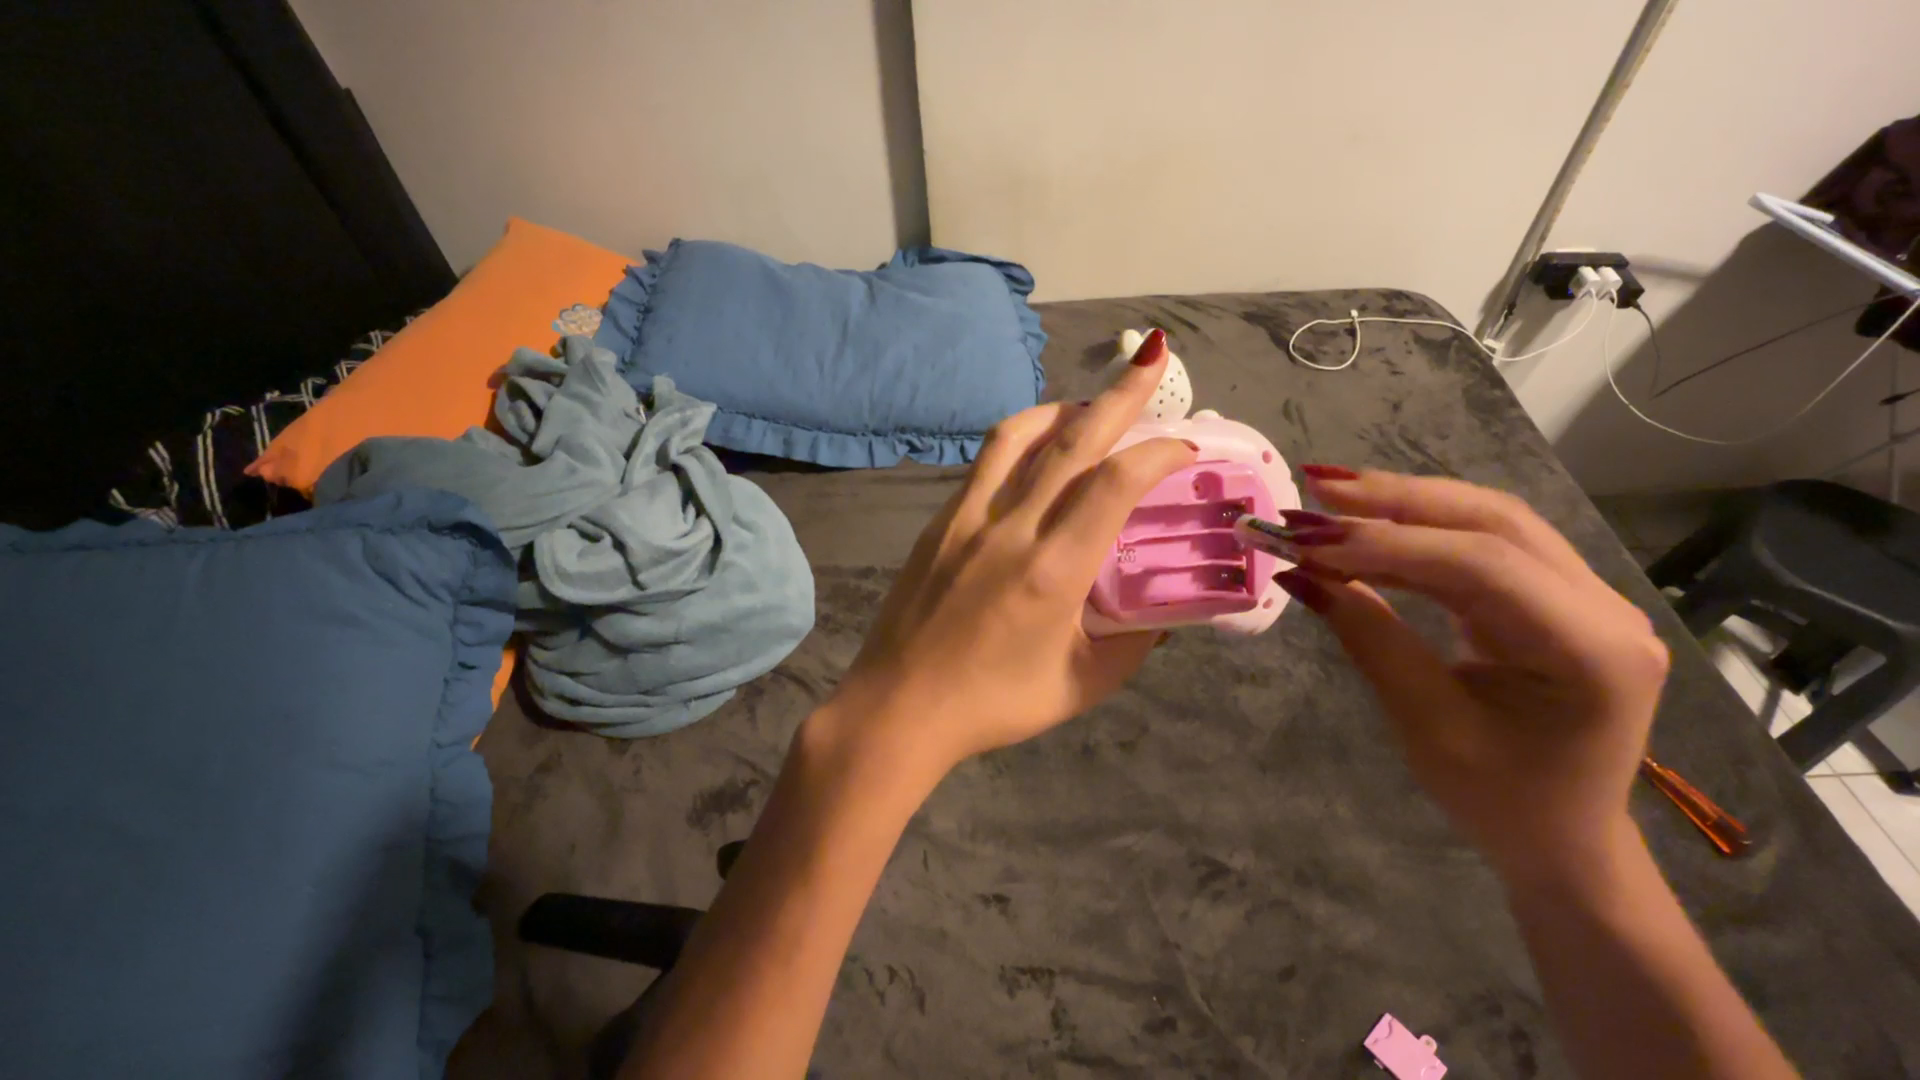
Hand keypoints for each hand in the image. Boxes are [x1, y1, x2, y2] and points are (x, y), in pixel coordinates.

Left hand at [821, 329, 1195, 774]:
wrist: (898, 708)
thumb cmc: (993, 705)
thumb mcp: (1081, 684)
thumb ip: (1131, 646)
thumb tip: (1159, 614)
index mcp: (1053, 570)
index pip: (1115, 485)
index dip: (1158, 454)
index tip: (1185, 447)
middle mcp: (1011, 529)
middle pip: (1072, 442)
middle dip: (1120, 395)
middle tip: (1154, 358)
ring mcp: (967, 519)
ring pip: (1018, 437)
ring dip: (1062, 409)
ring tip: (1090, 405)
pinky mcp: (939, 523)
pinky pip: (985, 462)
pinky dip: (1021, 439)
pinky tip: (1036, 450)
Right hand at [1274, 469, 1669, 873]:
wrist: (1565, 843)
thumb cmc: (1500, 801)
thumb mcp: (1426, 725)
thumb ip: (1369, 637)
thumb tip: (1299, 573)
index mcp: (1589, 648)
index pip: (1480, 564)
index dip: (1387, 542)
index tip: (1306, 536)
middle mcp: (1603, 606)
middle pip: (1494, 522)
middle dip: (1398, 501)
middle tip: (1317, 488)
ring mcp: (1587, 597)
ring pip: (1492, 522)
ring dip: (1407, 505)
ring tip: (1332, 497)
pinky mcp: (1559, 598)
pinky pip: (1488, 547)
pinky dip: (1423, 533)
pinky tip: (1370, 530)